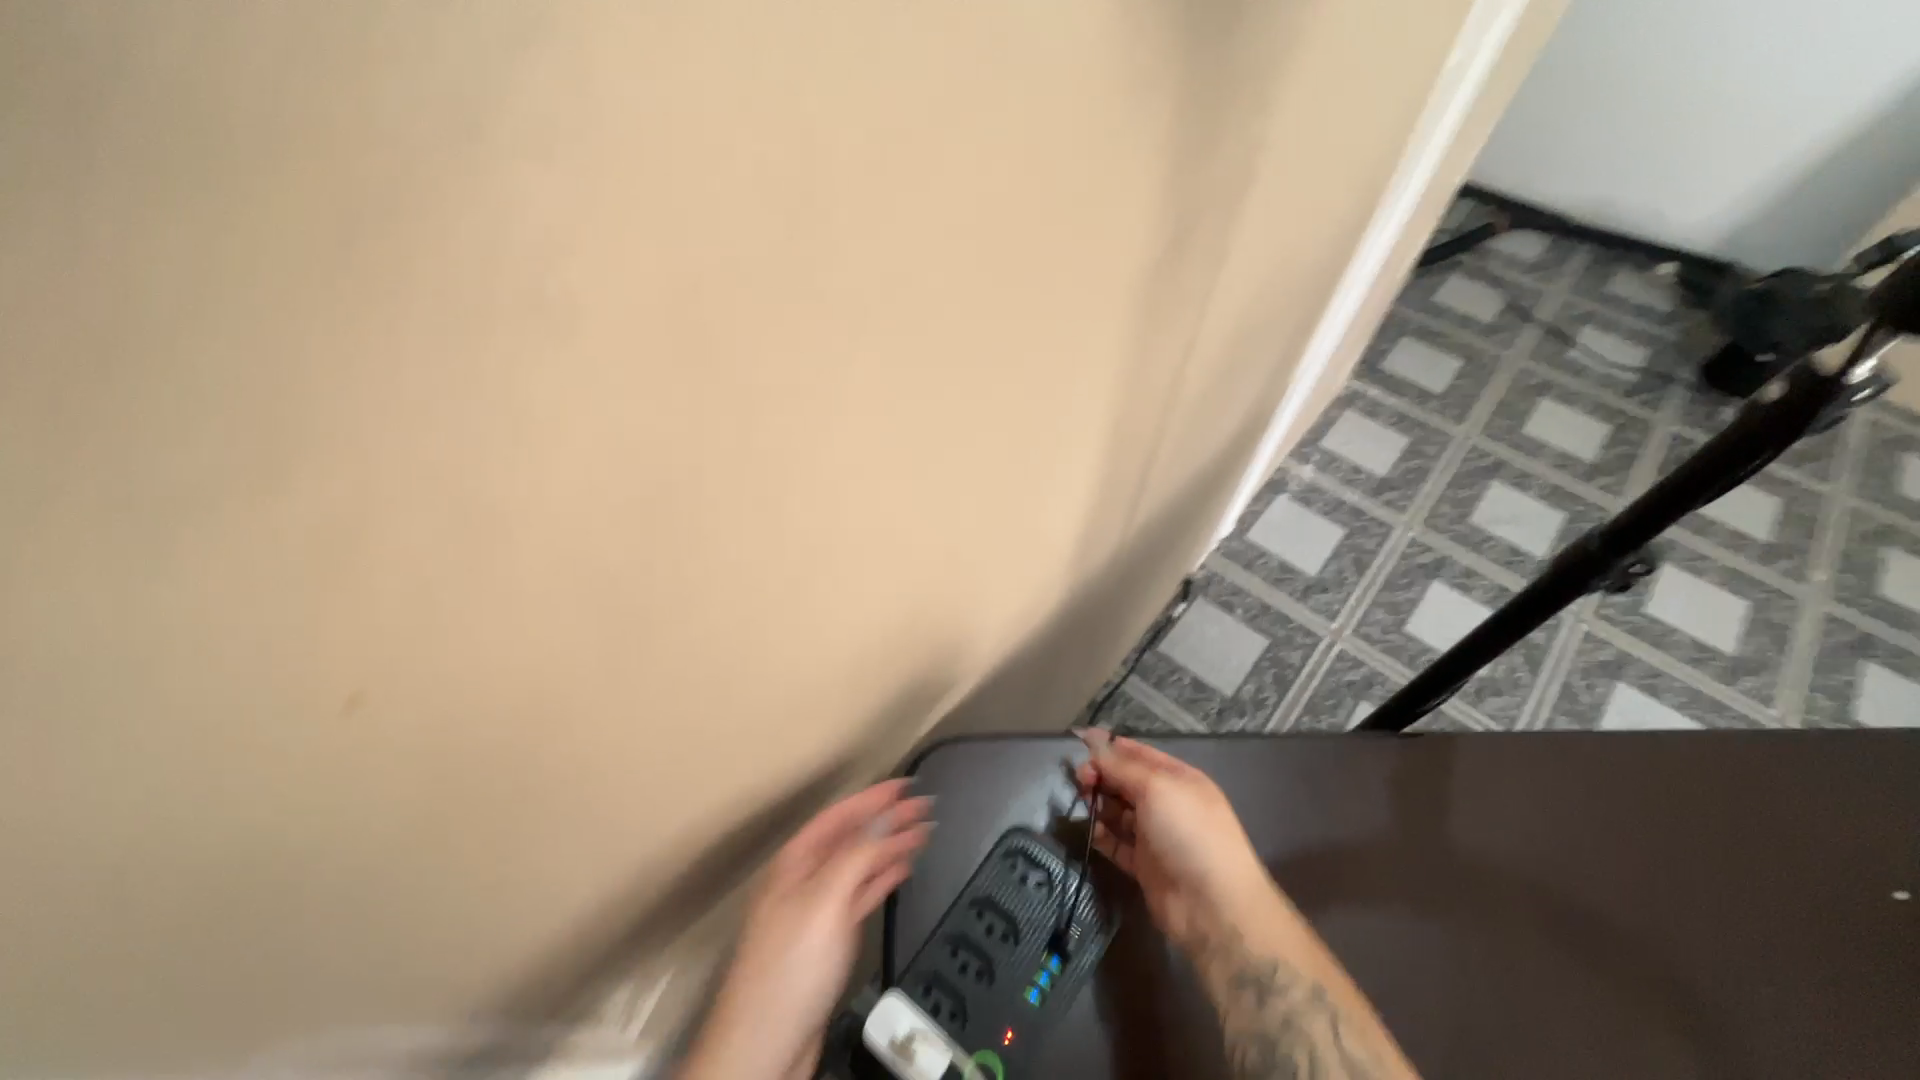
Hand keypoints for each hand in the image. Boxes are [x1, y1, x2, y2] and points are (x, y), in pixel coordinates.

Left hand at [681, 780, 932, 1079]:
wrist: (767, 1043)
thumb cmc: (782, 977)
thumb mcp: (824, 902)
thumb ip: (855, 857)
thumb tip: (883, 819)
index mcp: (796, 864)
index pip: (840, 816)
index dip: (873, 798)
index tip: (903, 786)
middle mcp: (805, 881)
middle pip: (852, 839)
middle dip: (887, 820)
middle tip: (921, 807)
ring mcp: (817, 910)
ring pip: (860, 865)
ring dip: (890, 847)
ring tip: (919, 833)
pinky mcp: (829, 938)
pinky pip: (861, 894)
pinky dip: (883, 878)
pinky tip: (899, 870)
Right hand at [1072, 729, 1279, 952]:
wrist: (1212, 906)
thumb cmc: (1188, 833)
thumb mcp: (1156, 788)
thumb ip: (1122, 766)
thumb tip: (1093, 740)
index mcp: (1179, 779)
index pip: (1139, 754)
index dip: (1110, 747)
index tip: (1079, 743)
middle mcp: (1168, 804)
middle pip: (1126, 782)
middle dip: (1102, 775)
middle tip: (1079, 779)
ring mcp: (1156, 836)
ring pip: (1119, 812)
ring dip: (1099, 804)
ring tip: (1082, 802)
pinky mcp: (1145, 866)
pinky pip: (1117, 844)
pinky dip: (1102, 836)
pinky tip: (1091, 830)